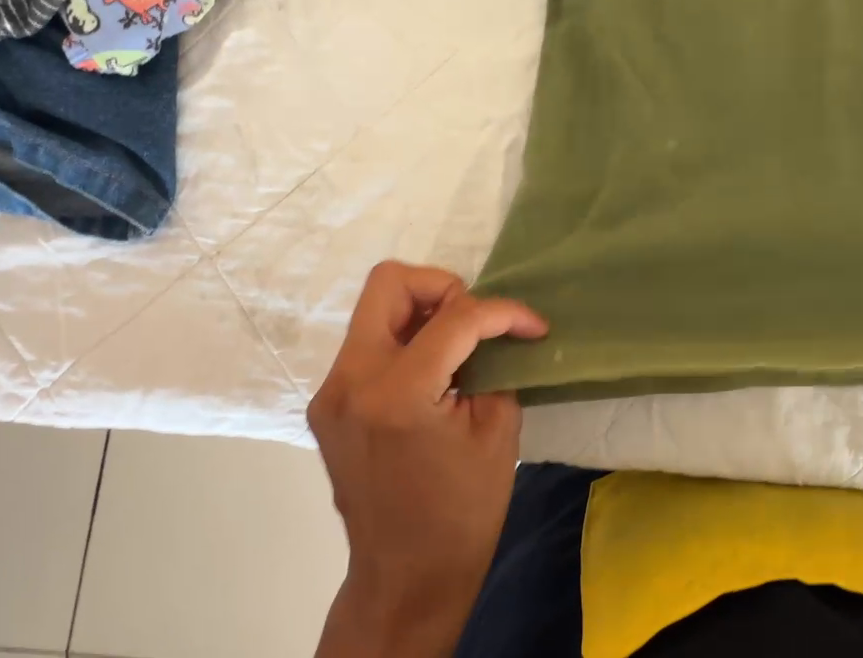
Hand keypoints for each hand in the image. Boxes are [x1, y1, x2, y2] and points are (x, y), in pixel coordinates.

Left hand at [308, 262, 546, 657]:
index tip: (534, 326)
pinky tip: (434, 376)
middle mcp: (351, 381)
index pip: (456, 317)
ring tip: (459, 348)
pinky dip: (406, 342)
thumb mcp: (498, 431)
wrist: (405, 579)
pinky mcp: (328, 405)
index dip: (504, 313)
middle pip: (390, 284)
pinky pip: (368, 345)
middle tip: (476, 323)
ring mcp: (331, 393)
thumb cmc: (462, 513)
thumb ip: (495, 366)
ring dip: (422, 313)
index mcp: (397, 393)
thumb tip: (497, 333)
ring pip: (375, 310)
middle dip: (443, 288)